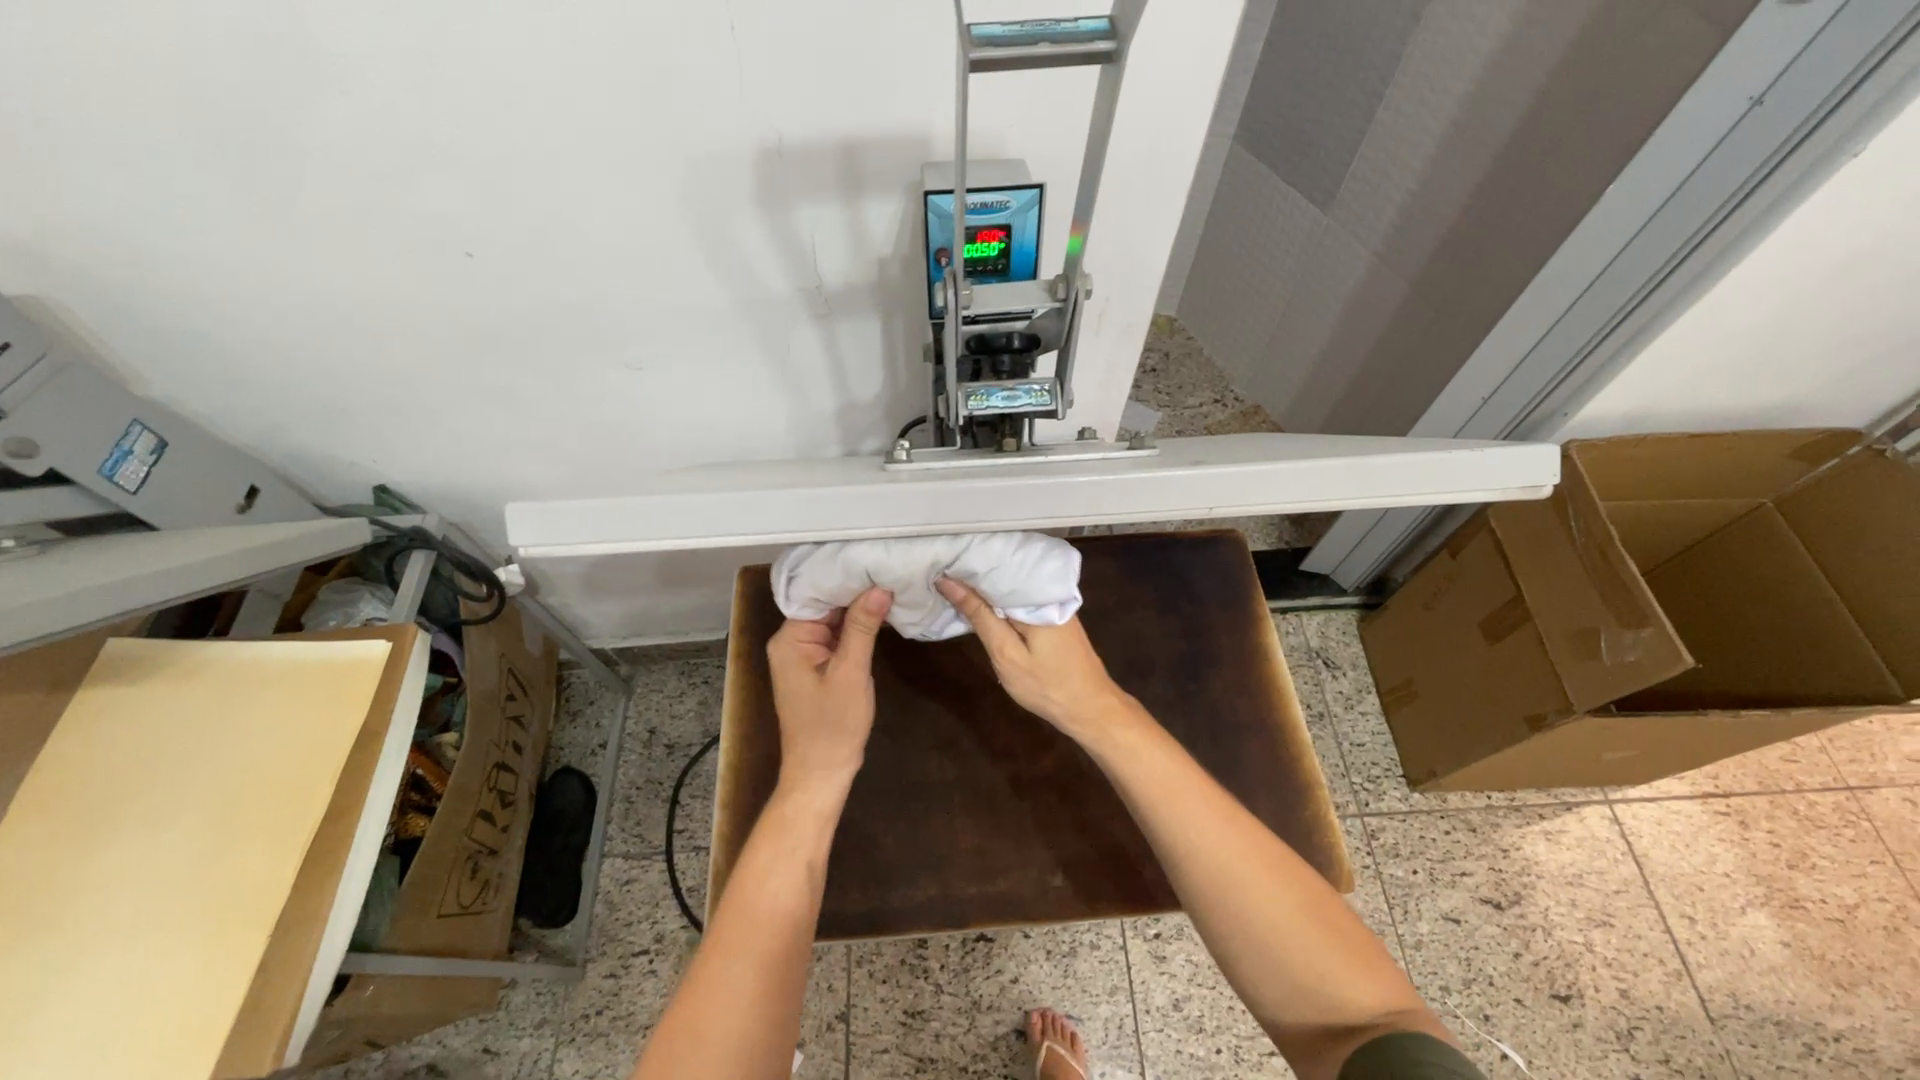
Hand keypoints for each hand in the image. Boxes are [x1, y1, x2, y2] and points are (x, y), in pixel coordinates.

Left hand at [766, 586, 892, 793]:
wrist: (822, 772)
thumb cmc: (832, 725)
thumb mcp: (851, 672)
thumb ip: (862, 628)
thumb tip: (878, 588)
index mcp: (790, 639)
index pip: (818, 594)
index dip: (847, 578)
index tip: (876, 561)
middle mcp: (791, 641)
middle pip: (825, 604)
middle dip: (855, 590)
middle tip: (890, 569)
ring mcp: (804, 655)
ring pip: (833, 620)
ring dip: (859, 609)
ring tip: (891, 584)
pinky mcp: (817, 667)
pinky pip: (836, 637)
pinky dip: (857, 628)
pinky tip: (881, 614)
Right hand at [935, 577, 1135, 741]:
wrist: (1091, 708)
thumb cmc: (1047, 686)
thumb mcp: (1006, 654)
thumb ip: (979, 616)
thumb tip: (949, 583)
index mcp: (1036, 595)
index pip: (995, 567)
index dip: (966, 565)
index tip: (938, 561)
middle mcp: (1047, 590)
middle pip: (1005, 572)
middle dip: (974, 573)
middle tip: (939, 569)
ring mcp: (1054, 601)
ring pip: (1013, 585)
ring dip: (987, 585)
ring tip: (952, 580)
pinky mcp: (1054, 614)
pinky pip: (1022, 597)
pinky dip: (1002, 598)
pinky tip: (982, 600)